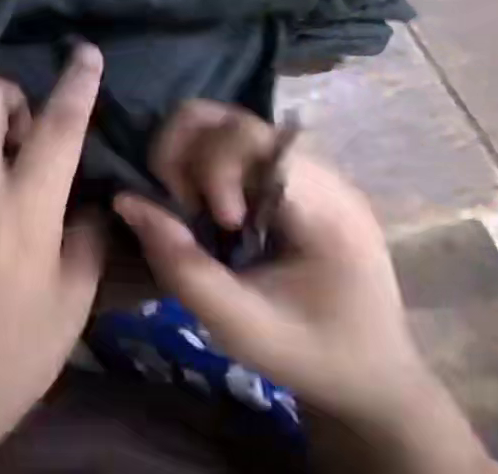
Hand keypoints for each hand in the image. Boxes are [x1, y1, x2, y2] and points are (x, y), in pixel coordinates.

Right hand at [112, 101, 425, 424]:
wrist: (373, 377)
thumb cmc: (312, 355)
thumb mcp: (242, 327)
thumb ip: (182, 264)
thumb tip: (125, 199)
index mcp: (323, 204)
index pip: (250, 138)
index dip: (211, 167)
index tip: (216, 224)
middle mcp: (316, 169)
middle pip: (227, 119)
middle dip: (185, 154)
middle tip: (184, 207)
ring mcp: (302, 167)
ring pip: (221, 123)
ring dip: (187, 156)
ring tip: (191, 206)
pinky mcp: (287, 173)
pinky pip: (228, 142)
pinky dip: (199, 162)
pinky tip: (204, 206)